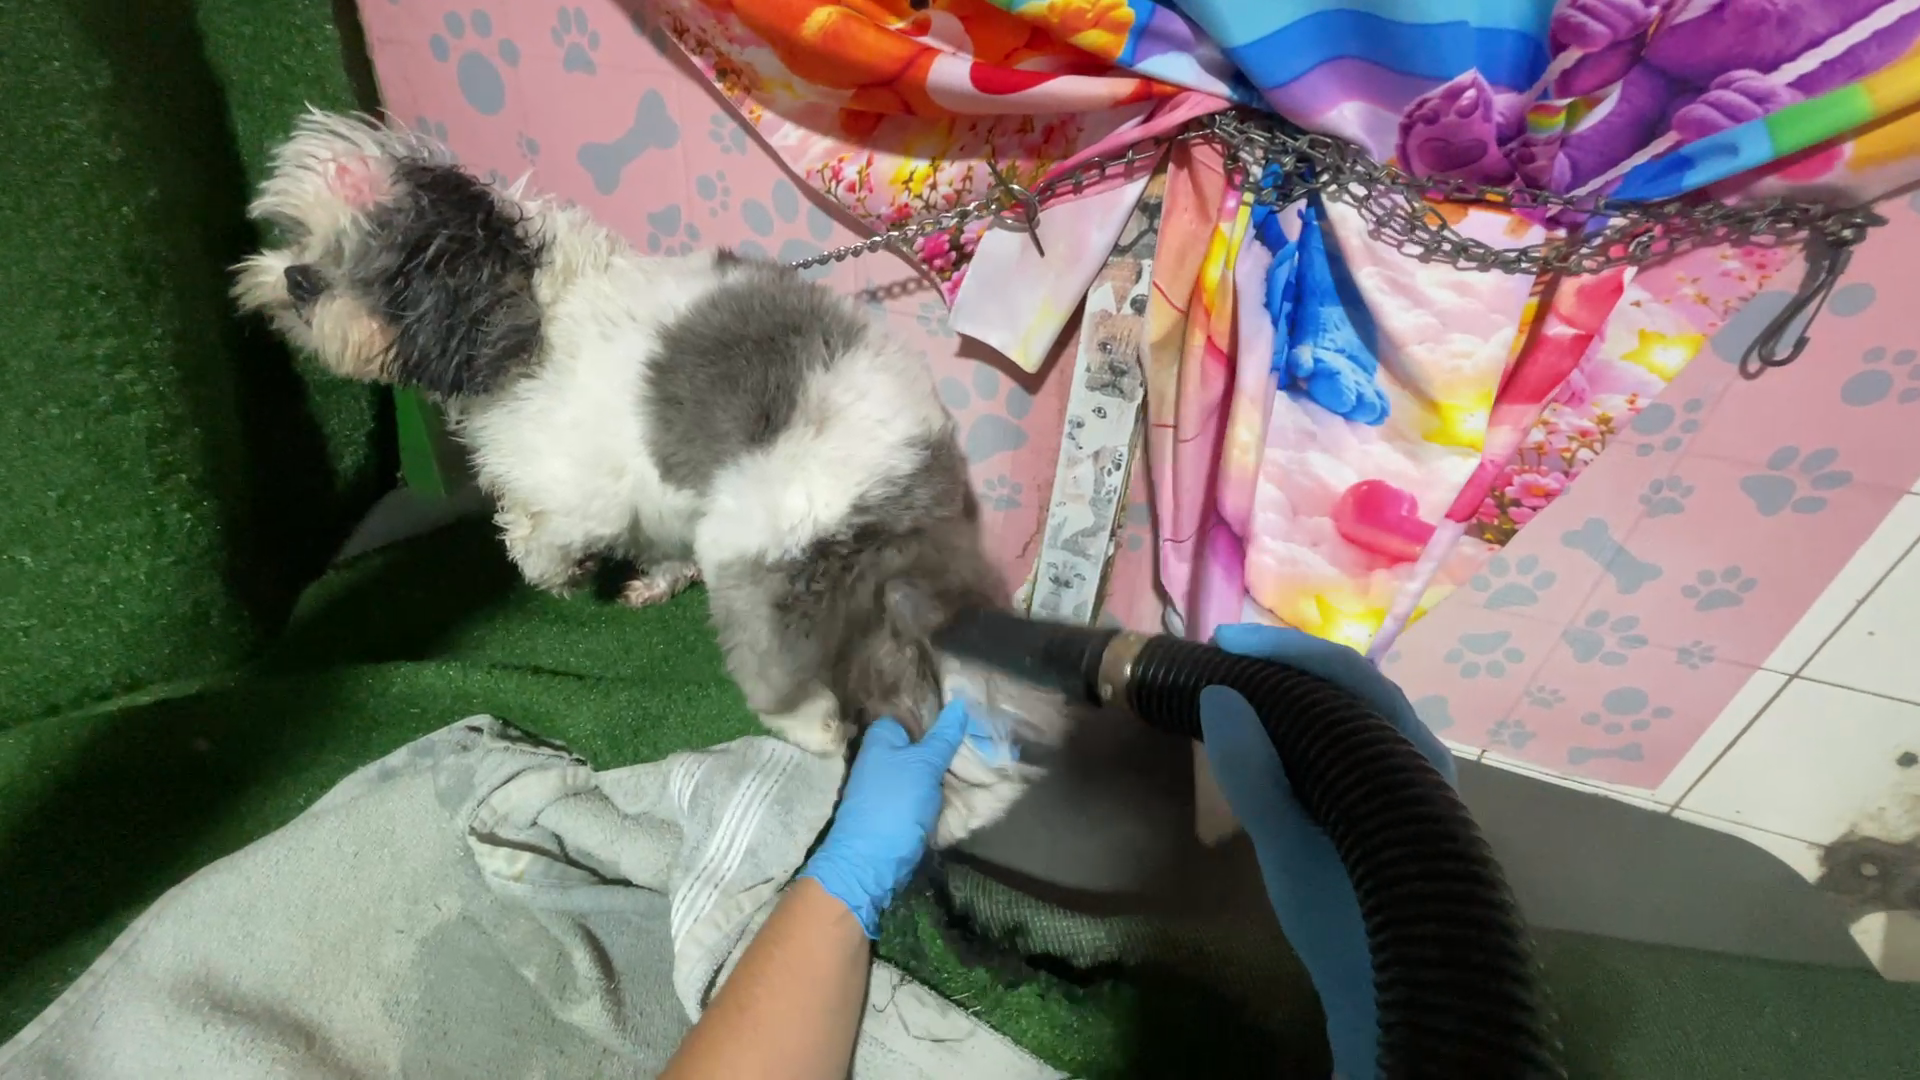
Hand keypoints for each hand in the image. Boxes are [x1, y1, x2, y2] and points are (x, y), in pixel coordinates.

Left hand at [798, 700, 970, 937]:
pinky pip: (922, 791)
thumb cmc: (895, 804)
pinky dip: (938, 791)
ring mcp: (887, 784)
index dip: (936, 711)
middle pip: (919, 741)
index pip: (911, 712)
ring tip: (978, 758)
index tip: (965, 710)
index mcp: (881, 737)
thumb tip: (959, 704)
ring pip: (923, 768)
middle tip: (978, 735)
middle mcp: (880, 756)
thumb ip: (944, 736)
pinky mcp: (896, 808)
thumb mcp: (925, 765)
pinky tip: (963, 785)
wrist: (870, 864)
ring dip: (944, 768)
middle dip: (945, 741)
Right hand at [1199, 623, 1455, 1077]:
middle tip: (1225, 654)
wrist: (1384, 991)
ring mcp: (1406, 775)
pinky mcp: (1387, 794)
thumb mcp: (1286, 848)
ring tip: (1240, 679)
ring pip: (1349, 704)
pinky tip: (1270, 723)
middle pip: (1352, 681)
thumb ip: (1254, 773)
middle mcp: (1418, 755)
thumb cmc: (1342, 921)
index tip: (1223, 643)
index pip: (1349, 676)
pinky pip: (1346, 731)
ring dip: (1294, 684)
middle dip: (1286, 660)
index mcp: (1407, 760)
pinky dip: (1303, 713)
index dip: (1283, 650)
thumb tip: (1218, 695)